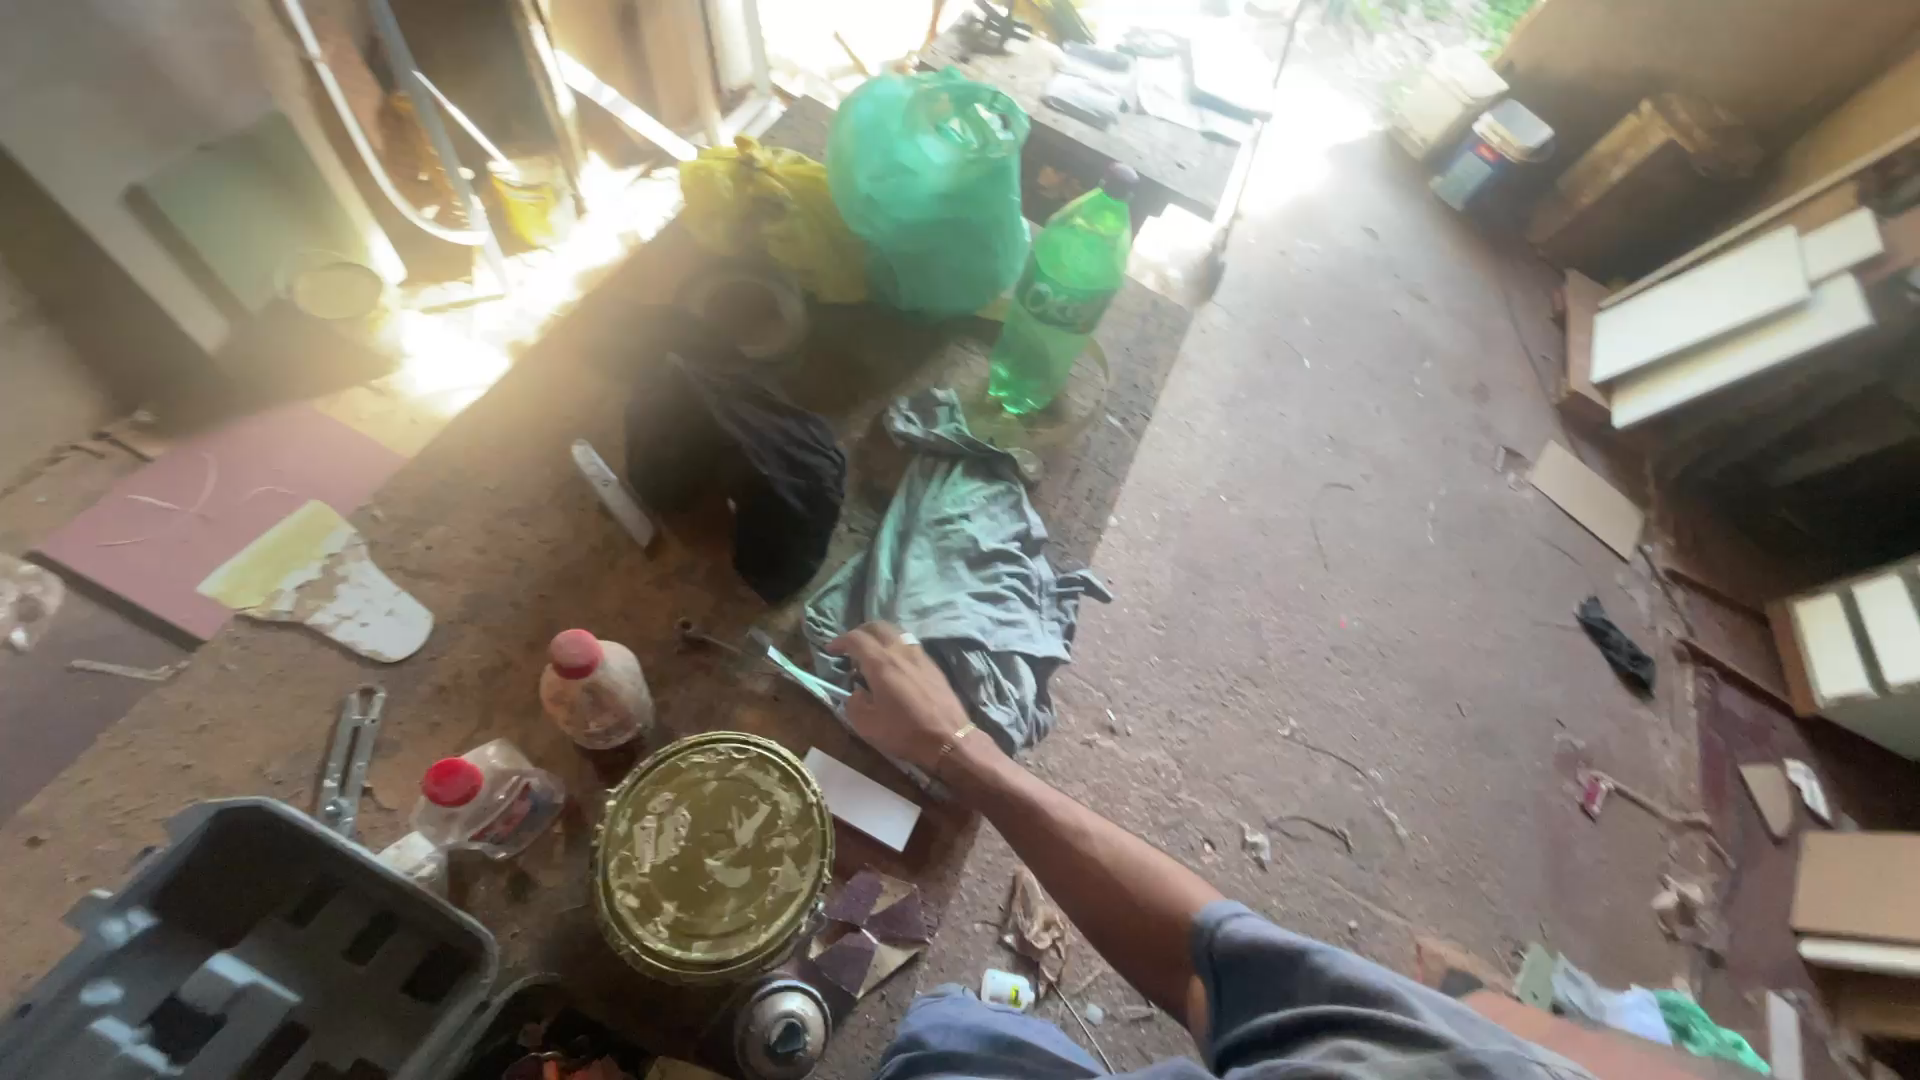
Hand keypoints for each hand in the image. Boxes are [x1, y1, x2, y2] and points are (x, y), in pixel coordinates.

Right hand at [827, 622, 978, 772]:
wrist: (949, 738)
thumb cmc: (905, 732)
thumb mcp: (867, 726)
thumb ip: (854, 704)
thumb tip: (857, 693)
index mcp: (881, 664)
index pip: (856, 639)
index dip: (840, 641)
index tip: (831, 650)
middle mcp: (901, 652)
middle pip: (878, 627)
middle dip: (860, 631)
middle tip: (850, 646)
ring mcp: (920, 656)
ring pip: (896, 632)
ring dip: (879, 637)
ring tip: (872, 654)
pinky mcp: (933, 665)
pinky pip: (910, 644)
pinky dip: (896, 646)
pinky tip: (895, 664)